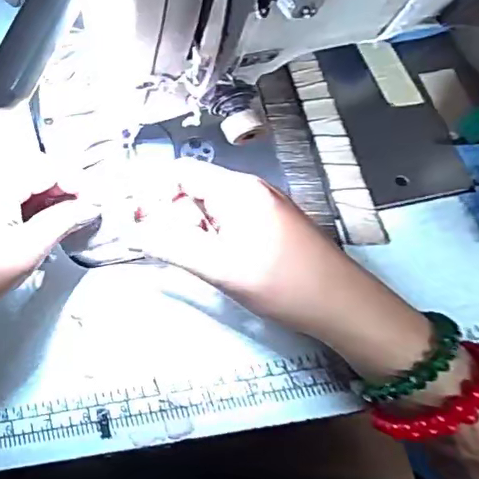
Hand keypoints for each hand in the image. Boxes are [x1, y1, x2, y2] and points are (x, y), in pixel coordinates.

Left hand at [0, 154, 97, 358]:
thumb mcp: (28, 248)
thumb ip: (64, 220)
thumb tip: (92, 205)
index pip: (50, 168)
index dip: (78, 184)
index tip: (100, 205)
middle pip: (40, 171)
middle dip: (67, 191)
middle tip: (89, 215)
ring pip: (29, 185)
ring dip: (52, 201)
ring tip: (72, 223)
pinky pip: (15, 196)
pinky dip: (35, 208)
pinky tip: (48, 226)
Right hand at [125, 159, 449, 386]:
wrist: (344, 306)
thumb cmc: (283, 284)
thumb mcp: (220, 268)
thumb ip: (172, 247)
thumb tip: (134, 232)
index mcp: (237, 190)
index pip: (180, 172)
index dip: (152, 192)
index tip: (134, 220)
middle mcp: (250, 189)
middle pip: (193, 189)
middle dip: (170, 215)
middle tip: (160, 248)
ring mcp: (263, 206)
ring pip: (209, 208)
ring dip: (190, 229)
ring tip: (190, 260)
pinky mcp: (270, 225)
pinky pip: (228, 221)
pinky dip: (210, 237)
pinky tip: (213, 262)